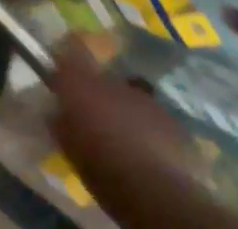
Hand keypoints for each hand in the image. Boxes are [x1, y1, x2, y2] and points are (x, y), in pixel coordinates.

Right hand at [48, 37, 237, 227]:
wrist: (152, 187)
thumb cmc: (95, 158)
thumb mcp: (62, 136)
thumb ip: (60, 115)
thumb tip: (61, 109)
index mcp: (81, 82)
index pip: (73, 49)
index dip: (69, 50)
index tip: (64, 58)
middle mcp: (116, 84)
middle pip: (106, 78)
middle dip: (100, 90)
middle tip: (95, 111)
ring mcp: (150, 104)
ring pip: (133, 99)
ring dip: (127, 110)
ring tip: (124, 133)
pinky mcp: (176, 126)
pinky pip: (155, 120)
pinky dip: (149, 128)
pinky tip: (147, 148)